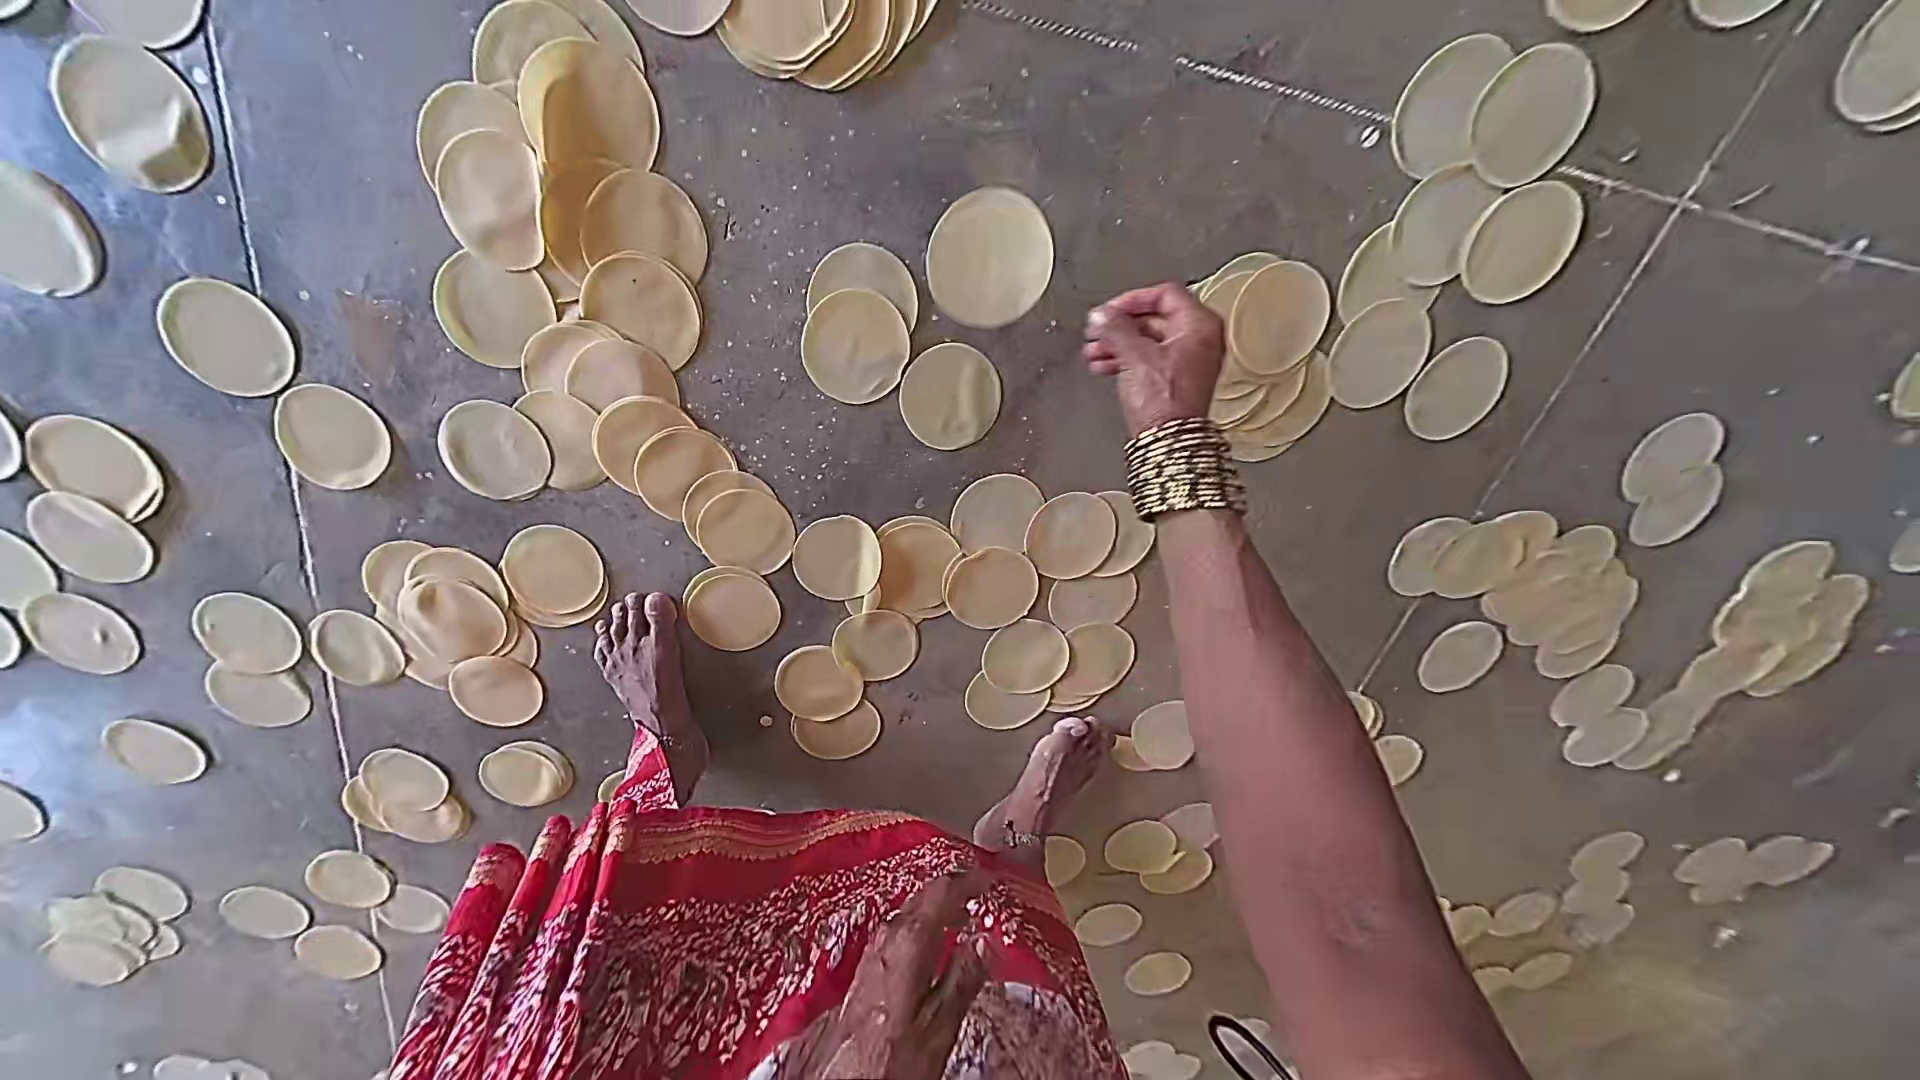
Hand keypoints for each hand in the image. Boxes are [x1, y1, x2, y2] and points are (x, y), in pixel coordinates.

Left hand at [782, 870, 990, 1078]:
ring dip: (938, 905)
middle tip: (980, 890)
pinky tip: (934, 938)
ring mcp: (876, 948)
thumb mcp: (940, 1023)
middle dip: (954, 888)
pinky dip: (924, 923)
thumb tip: (986, 940)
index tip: (989, 878)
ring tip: (964, 910)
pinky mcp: (869, 964)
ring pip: (913, 909)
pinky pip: (903, 927)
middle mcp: (889, 934)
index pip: (942, 889)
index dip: (968, 879)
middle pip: (925, 894)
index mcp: (909, 939)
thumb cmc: (891, 1059)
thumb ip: (965, 976)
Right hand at [1083, 282, 1225, 435]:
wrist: (1167, 441)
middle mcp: (1200, 340)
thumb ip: (1115, 328)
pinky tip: (1103, 365)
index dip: (1132, 299)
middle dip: (1120, 326)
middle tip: (1098, 330)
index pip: (1165, 294)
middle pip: (1154, 319)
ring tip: (1094, 351)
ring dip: (1117, 344)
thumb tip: (1101, 315)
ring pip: (1147, 341)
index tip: (1110, 310)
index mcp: (1200, 325)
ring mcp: (1188, 362)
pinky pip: (1148, 361)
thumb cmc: (1165, 402)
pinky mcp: (1175, 381)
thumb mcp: (1134, 355)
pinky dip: (1125, 360)